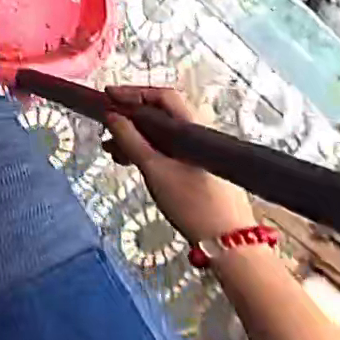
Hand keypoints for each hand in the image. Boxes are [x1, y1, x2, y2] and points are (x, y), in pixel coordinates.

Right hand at [102, 85, 256, 243]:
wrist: (232, 247)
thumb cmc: (193, 205)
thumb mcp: (154, 170)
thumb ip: (130, 139)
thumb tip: (111, 115)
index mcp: (194, 131)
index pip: (163, 97)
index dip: (133, 93)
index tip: (107, 96)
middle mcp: (199, 137)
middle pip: (161, 114)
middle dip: (130, 117)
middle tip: (106, 125)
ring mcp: (200, 154)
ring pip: (162, 133)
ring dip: (134, 136)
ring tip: (113, 150)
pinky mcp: (198, 170)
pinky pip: (167, 149)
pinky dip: (146, 150)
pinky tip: (129, 161)